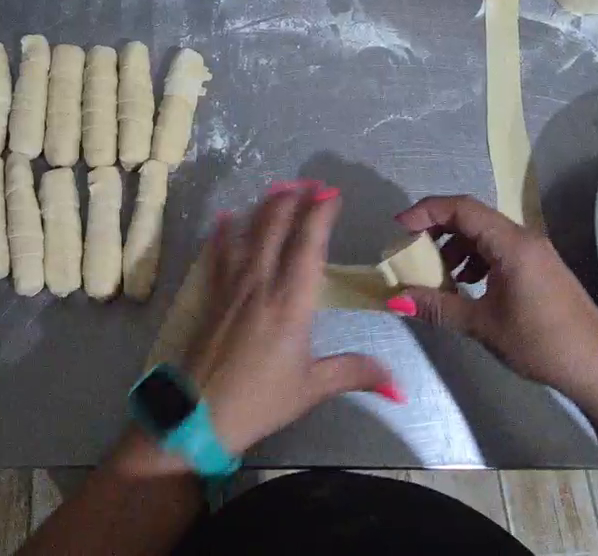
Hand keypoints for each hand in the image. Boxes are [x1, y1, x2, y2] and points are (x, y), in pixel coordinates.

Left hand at [182, 181, 399, 454]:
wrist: (199, 414)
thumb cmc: (261, 400)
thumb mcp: (312, 388)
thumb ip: (354, 374)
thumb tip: (399, 386)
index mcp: (291, 302)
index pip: (308, 245)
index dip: (320, 214)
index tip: (331, 193)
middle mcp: (261, 284)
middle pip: (276, 228)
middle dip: (293, 200)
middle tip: (308, 182)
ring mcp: (233, 286)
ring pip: (248, 233)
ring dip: (265, 207)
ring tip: (278, 188)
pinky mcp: (212, 295)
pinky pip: (219, 254)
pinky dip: (224, 233)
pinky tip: (224, 217)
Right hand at [392, 195, 597, 397]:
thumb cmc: (541, 342)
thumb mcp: (483, 325)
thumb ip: (438, 307)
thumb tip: (396, 298)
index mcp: (511, 243)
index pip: (461, 208)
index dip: (426, 211)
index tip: (399, 226)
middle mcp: (523, 238)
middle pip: (472, 216)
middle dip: (437, 228)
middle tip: (411, 248)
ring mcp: (534, 251)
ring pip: (485, 233)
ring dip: (456, 245)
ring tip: (437, 272)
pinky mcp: (539, 267)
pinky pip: (499, 248)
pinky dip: (475, 258)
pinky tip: (466, 284)